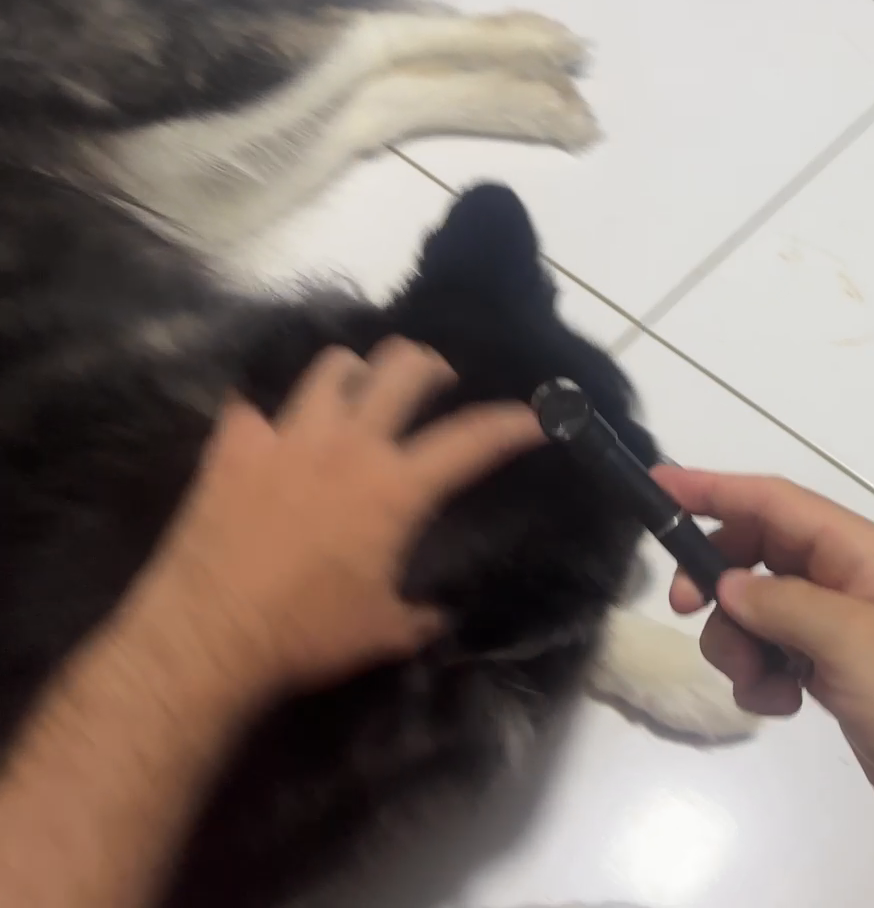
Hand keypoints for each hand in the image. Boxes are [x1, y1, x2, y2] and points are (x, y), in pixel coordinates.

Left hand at [140, 338, 546, 692]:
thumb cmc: (306, 634)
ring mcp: (284, 445)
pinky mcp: (229, 456)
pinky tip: (279, 424)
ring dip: (357, 372)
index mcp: (398, 488)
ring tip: (364, 387)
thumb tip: (437, 616)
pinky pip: (251, 405)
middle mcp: (349, 449)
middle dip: (431, 365)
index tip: (540, 419)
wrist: (194, 647)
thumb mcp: (387, 631)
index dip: (516, 424)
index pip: (475, 439)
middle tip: (439, 377)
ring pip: (330, 371)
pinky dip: (272, 407)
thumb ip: (422, 612)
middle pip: (401, 371)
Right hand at [657, 469, 873, 840]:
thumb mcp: (853, 640)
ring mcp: (841, 623)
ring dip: (742, 640)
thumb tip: (728, 585)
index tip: (661, 485)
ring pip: (761, 607)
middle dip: (720, 577)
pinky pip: (775, 652)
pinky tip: (784, 704)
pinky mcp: (833, 667)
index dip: (718, 489)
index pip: (779, 502)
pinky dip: (763, 674)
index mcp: (862, 550)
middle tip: (683, 609)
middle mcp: (849, 576)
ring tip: (760, 680)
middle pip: (763, 551)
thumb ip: (785, 604)